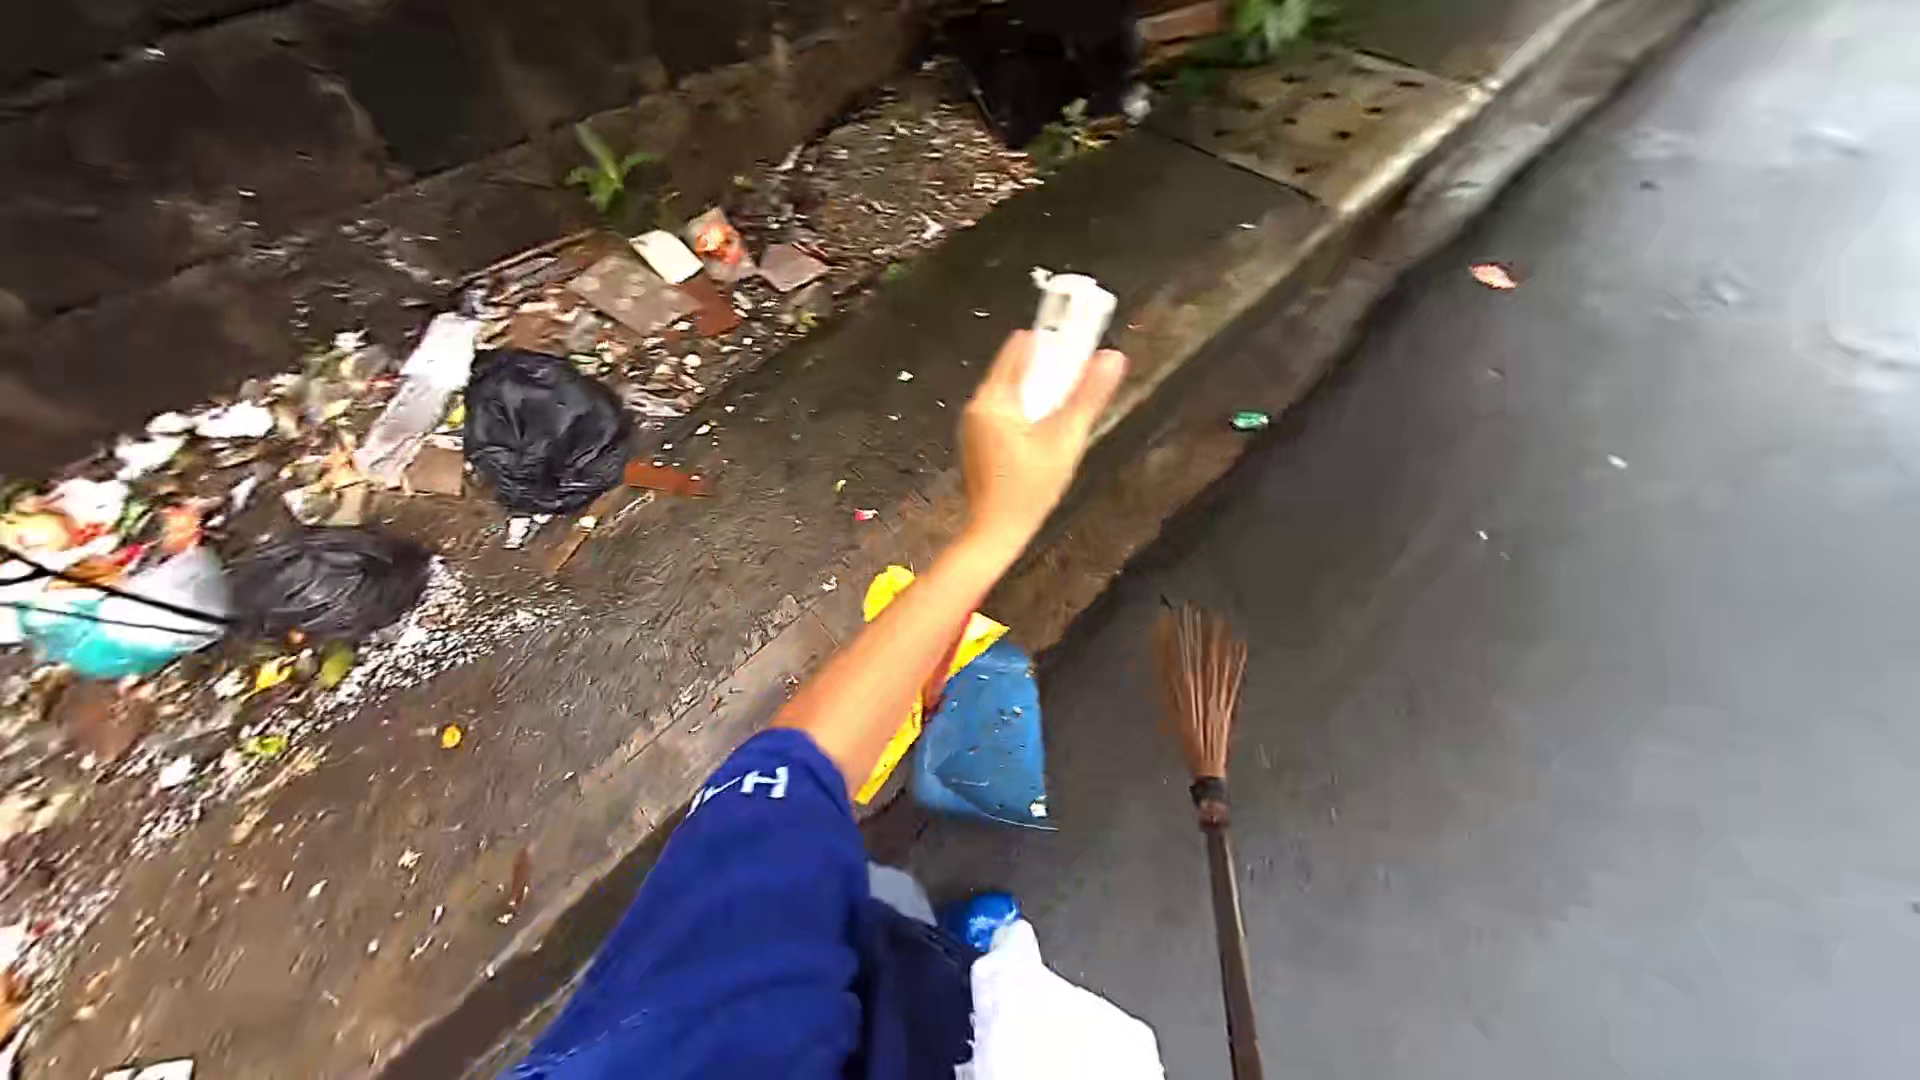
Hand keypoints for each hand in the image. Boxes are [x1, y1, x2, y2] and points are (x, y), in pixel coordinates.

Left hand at [959, 331, 1126, 561]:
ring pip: (1008, 391)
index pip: (1020, 348)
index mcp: (994, 400)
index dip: (1051, 338)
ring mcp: (972, 426)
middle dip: (1046, 367)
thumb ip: (1088, 396)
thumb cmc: (1029, 490)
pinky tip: (1043, 427)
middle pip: (1013, 369)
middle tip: (1078, 374)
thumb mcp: (1065, 440)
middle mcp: (977, 406)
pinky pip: (1002, 412)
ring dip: (1036, 389)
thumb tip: (1112, 357)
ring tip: (1065, 401)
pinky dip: (1023, 409)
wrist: (995, 532)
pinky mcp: (976, 442)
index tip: (1076, 338)